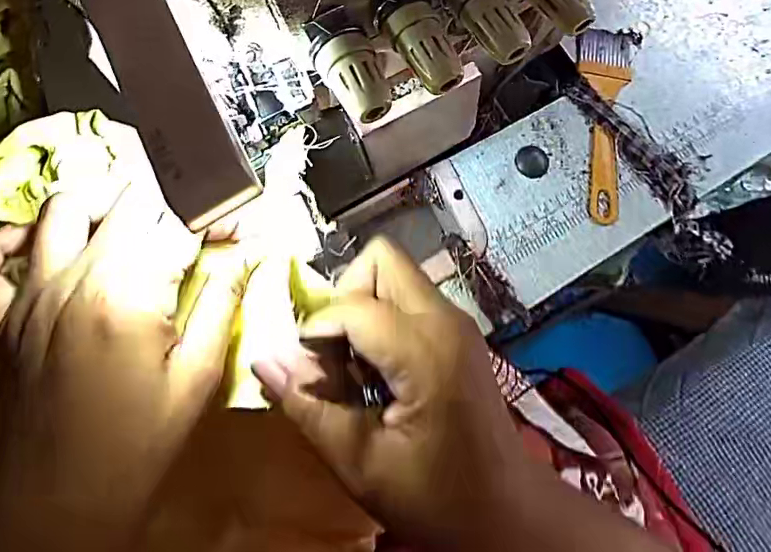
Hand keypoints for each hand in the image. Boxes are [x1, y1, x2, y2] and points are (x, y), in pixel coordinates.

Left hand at [0, 181, 246, 551]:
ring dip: (102, 201)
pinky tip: (35, 245)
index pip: (179, 222)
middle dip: (172, 205)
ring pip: (60, 210)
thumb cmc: (137, 449)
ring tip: (136, 221)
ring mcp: (27, 299)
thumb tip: (245, 249)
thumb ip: (223, 299)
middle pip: (127, 203)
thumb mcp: (198, 376)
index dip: (216, 220)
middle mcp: (71, 280)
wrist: (56, 519)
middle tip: (197, 232)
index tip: (235, 235)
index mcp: (125, 293)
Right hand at [250, 238, 538, 549]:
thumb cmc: (438, 497)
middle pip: (382, 259)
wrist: (507, 511)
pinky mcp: (457, 328)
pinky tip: (377, 372)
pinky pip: (408, 296)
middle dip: (345, 296)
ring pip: (394, 273)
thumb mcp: (363, 465)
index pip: (355, 304)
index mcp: (426, 348)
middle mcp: (444, 317)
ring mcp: (455, 318)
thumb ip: (311, 408)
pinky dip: (381, 319)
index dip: (318, 331)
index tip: (308, 373)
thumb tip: (263, 360)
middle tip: (334, 355)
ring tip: (354, 369)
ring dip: (362, 308)